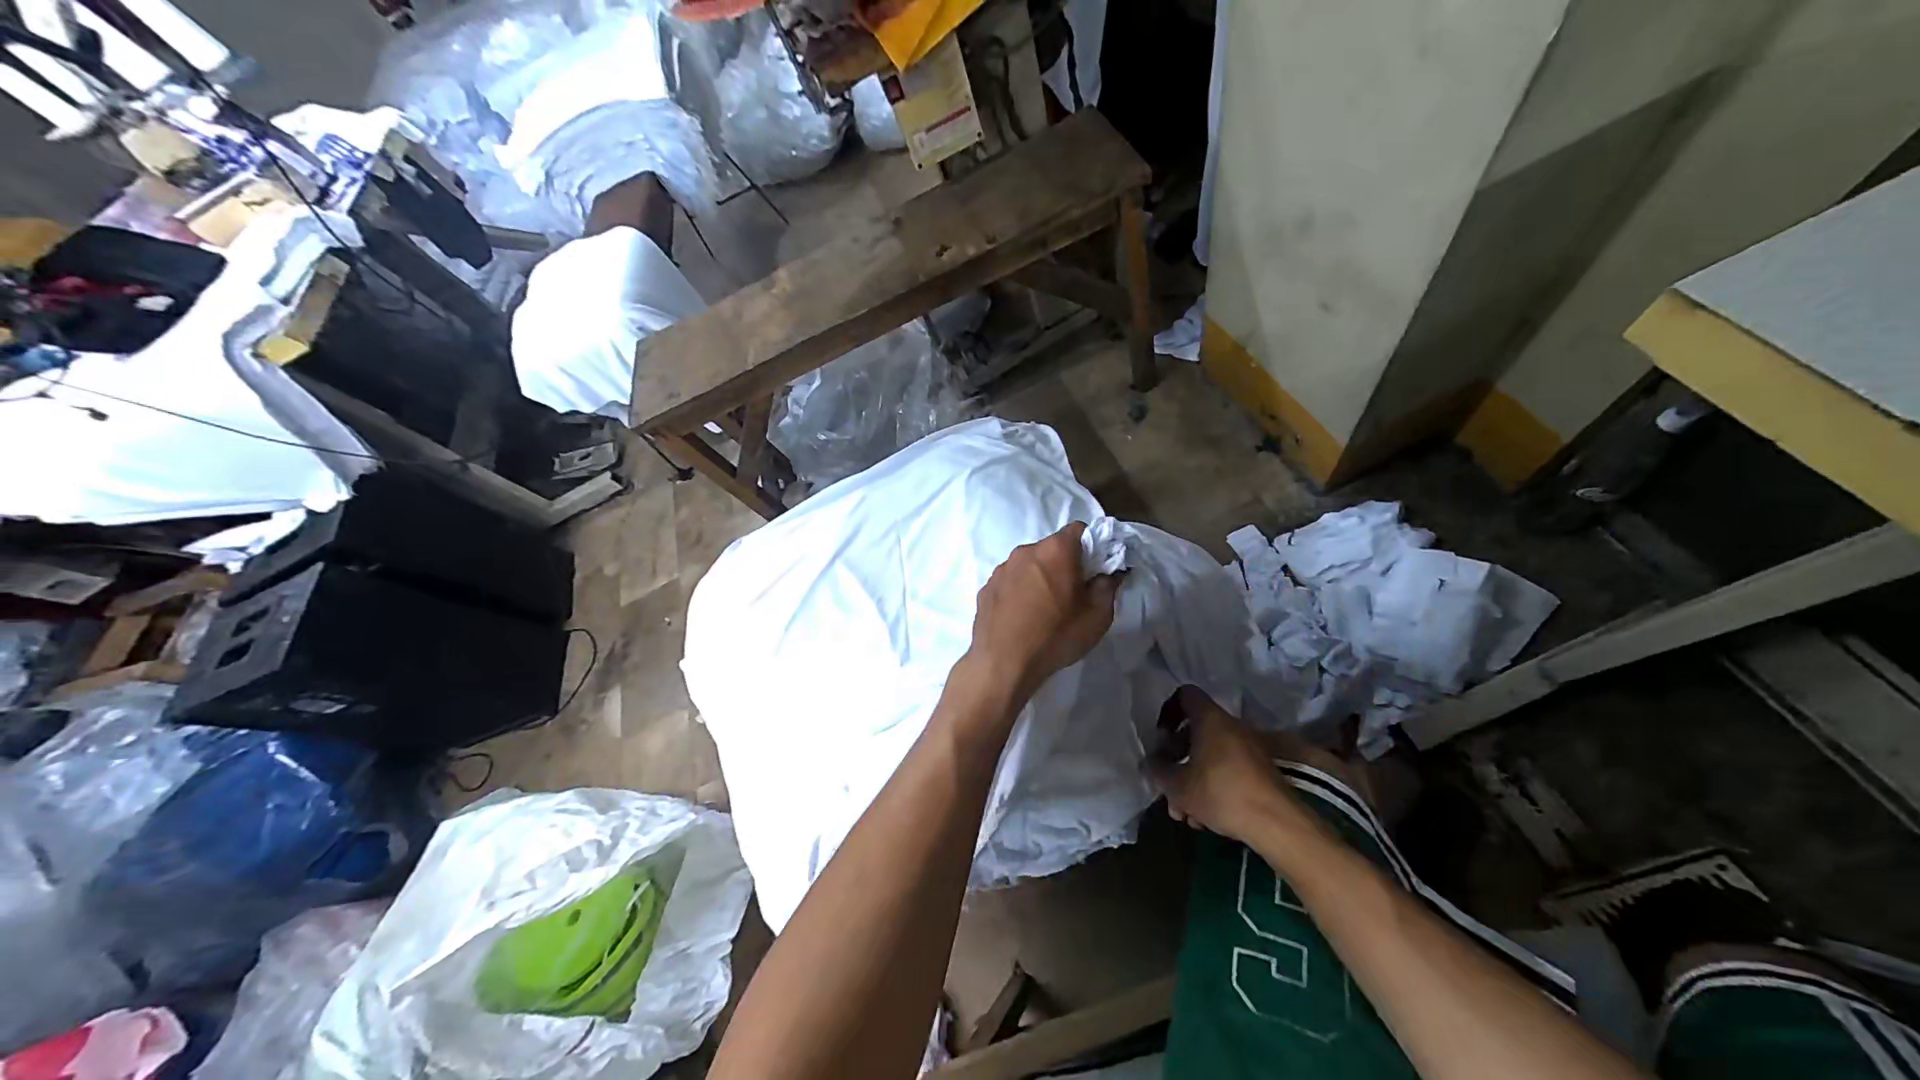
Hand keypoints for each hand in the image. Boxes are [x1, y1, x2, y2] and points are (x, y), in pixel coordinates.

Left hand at [967, 521, 1121, 701]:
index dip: (1092, 546)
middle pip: (1053, 547)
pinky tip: (1023, 617)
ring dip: (1040, 577)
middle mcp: (1025, 551)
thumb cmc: (1055, 636)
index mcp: (1056, 550)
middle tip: (1074, 594)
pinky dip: (1020, 591)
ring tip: (1045, 609)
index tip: (1096, 570)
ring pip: (1030, 564)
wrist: (1002, 664)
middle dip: (1065, 564)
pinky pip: (1011, 581)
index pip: (1080, 529)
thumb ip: (1108, 586)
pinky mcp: (986, 587)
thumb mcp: (1097, 616)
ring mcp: (1001, 568)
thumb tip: (1110, 572)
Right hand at [1150, 686, 1374, 846]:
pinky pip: (1227, 770)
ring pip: (1210, 756)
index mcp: (1210, 720)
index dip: (1168, 710)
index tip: (1161, 738)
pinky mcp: (1259, 771)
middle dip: (1177, 758)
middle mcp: (1232, 727)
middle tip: (1167, 782)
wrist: (1276, 822)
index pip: (1185, 695)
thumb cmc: (1221, 793)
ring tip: (1184, 812)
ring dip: (1192, 779)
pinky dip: (1212, 787)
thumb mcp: (1177, 785)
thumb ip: (1157, 769)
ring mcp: (1249, 749)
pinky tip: (1205, 819)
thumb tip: (1152, 761)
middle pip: (1195, 731)